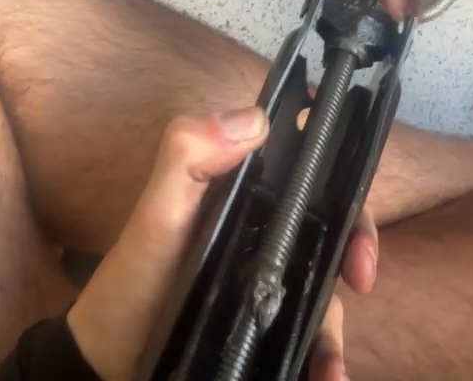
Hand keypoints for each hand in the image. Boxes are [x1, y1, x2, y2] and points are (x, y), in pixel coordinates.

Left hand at [65, 109, 376, 380]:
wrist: (113, 362)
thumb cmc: (134, 279)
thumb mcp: (156, 215)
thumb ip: (187, 156)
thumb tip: (255, 117)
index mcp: (243, 188)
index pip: (303, 160)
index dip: (338, 164)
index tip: (351, 196)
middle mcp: (263, 226)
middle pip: (330, 221)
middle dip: (357, 243)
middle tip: (360, 276)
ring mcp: (267, 275)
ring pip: (325, 285)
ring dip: (340, 324)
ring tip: (332, 364)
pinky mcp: (268, 321)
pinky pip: (311, 336)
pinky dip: (326, 359)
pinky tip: (325, 377)